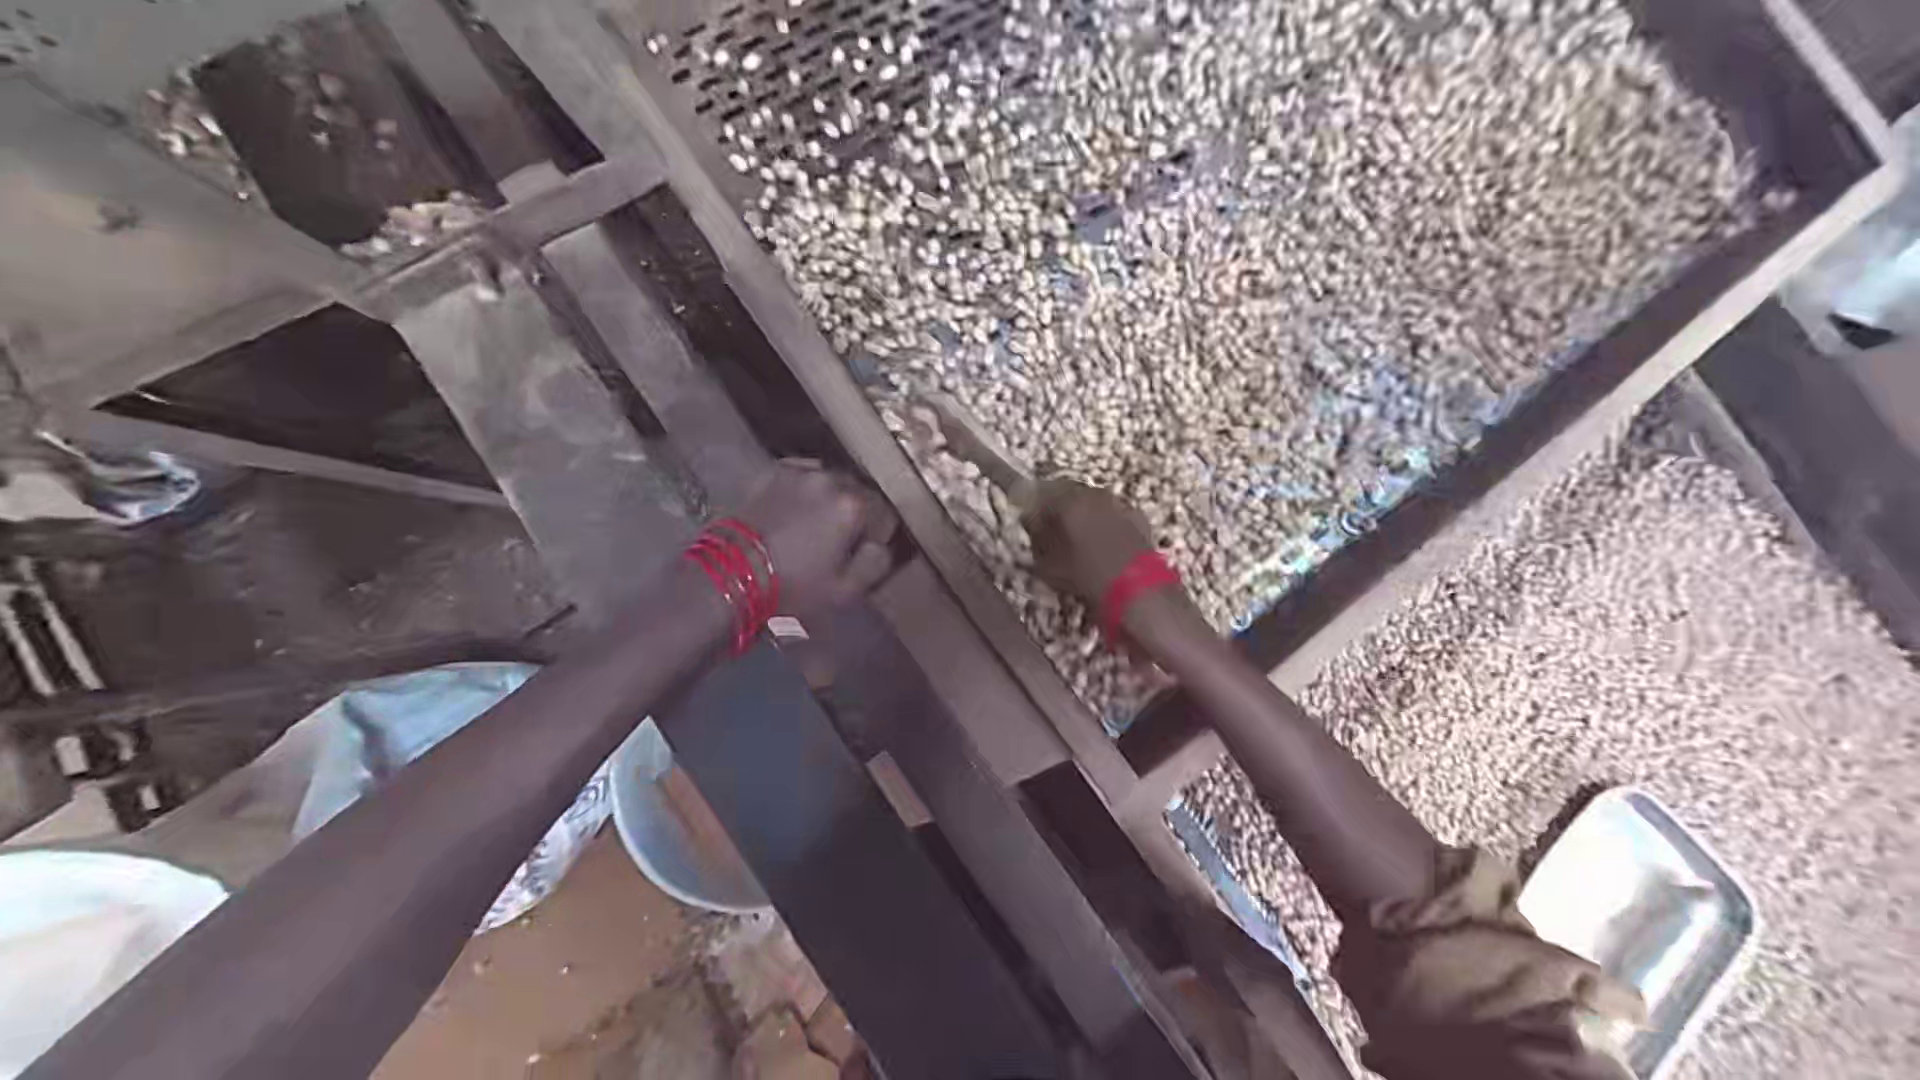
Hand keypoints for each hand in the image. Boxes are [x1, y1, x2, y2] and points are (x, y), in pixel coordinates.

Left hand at [738, 460, 898, 611]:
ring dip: (833, 499)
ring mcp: (800, 472)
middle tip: (843, 540)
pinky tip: (800, 505)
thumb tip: (881, 545)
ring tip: (819, 523)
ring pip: (832, 482)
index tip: (867, 552)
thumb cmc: (794, 585)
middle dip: (858, 514)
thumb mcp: (846, 590)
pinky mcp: (774, 472)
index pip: (886, 513)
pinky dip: (808, 487)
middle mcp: (831, 479)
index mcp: (854, 505)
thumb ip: (877, 563)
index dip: (880, 534)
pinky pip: (804, 474)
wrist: (731, 573)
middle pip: (860, 493)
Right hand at [1021, 479, 1169, 607]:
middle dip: (1055, 506)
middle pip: (1066, 492)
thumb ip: (1036, 536)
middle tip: (1048, 526)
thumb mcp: (1047, 562)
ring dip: (1081, 513)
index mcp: (1065, 500)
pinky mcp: (1136, 517)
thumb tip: (1031, 521)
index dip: (1027, 501)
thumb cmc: (1084, 575)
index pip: (1038, 491)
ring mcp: (1117, 503)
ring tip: (1076, 537)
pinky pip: (1112, 513)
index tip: (1025, 513)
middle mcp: (1092, 494)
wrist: (1135, 588)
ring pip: (1091, 502)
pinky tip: (1102, 542)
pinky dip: (1104, 522)